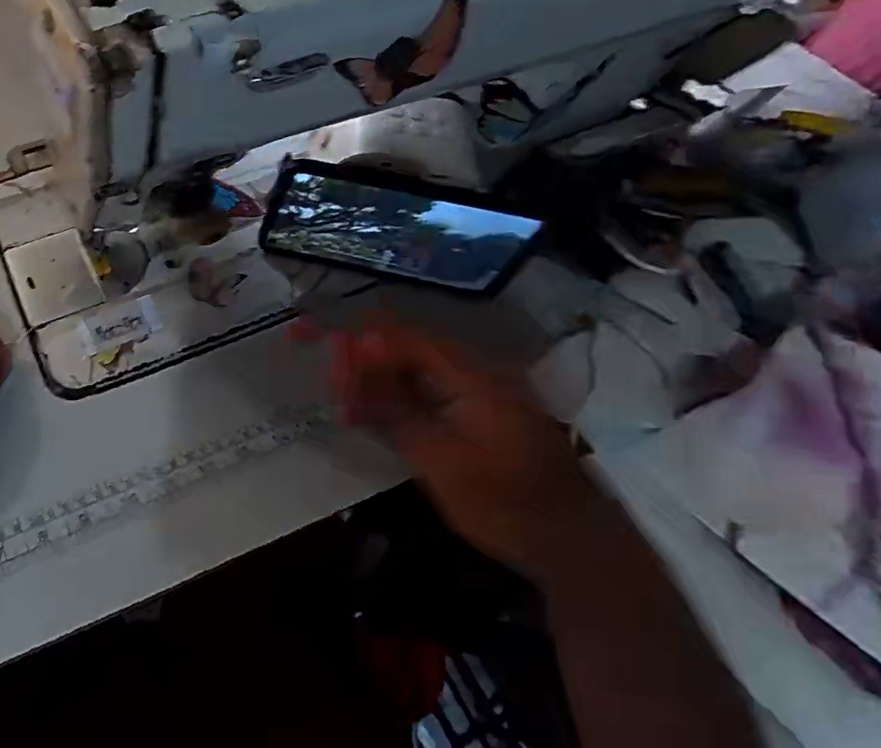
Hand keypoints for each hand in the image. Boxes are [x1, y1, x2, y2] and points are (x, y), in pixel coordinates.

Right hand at [295, 317, 602, 581]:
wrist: (577, 550)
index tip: (303, 335)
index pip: (395, 333)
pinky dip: (391, 402)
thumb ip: (394, 402)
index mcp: (468, 372)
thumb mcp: (440, 458)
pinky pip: (420, 393)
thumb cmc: (507, 504)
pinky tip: (367, 417)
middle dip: (355, 359)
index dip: (347, 330)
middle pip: (398, 347)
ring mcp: (473, 392)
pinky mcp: (471, 414)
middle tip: (328, 387)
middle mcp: (470, 371)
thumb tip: (355, 347)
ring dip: (370, 383)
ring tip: (343, 407)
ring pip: (406, 371)